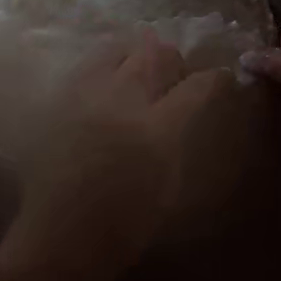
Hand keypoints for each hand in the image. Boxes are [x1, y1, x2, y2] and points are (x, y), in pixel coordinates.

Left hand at [0, 35, 232, 280]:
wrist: (62, 232)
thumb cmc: (125, 223)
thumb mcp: (169, 183)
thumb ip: (176, 137)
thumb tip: (182, 112)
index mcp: (156, 130)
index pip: (195, 88)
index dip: (214, 79)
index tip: (221, 77)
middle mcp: (121, 100)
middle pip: (154, 55)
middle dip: (172, 59)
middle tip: (176, 73)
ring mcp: (85, 93)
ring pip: (117, 49)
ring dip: (136, 54)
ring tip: (140, 69)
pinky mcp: (59, 96)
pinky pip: (88, 64)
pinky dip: (105, 65)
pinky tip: (109, 79)